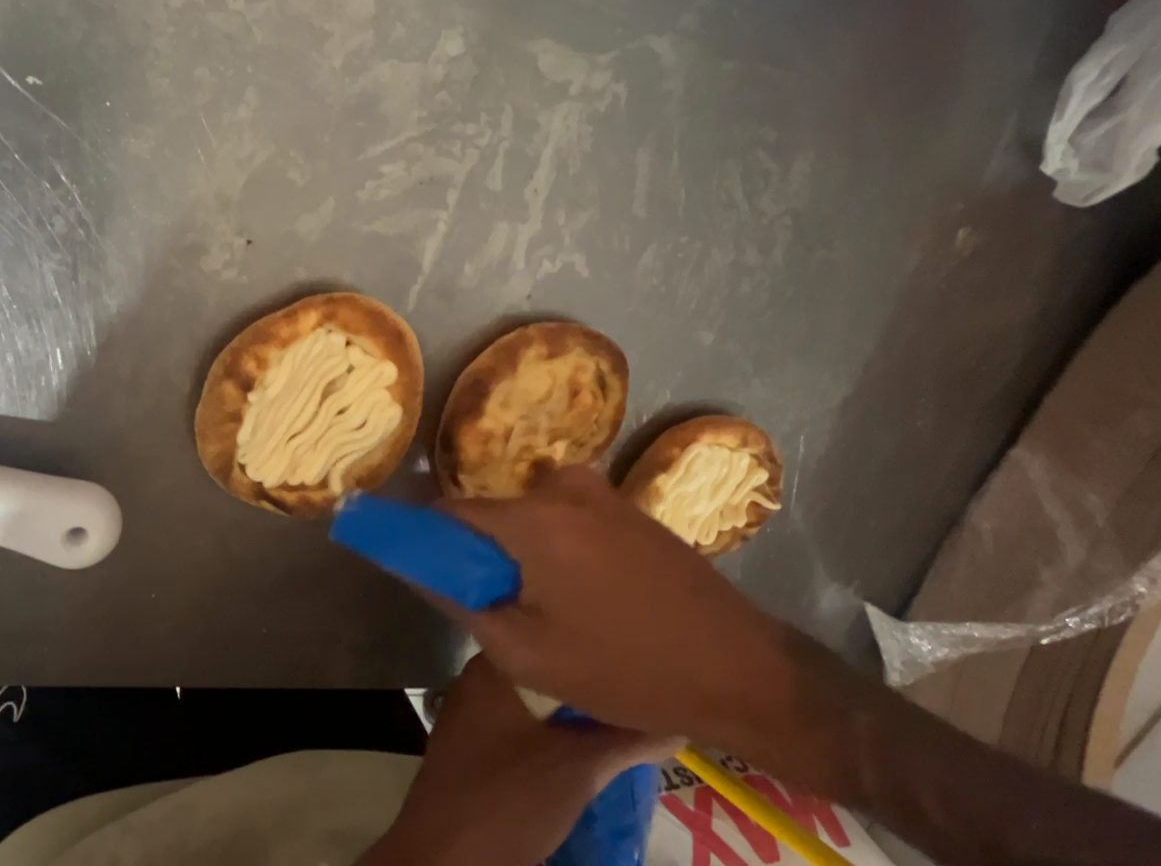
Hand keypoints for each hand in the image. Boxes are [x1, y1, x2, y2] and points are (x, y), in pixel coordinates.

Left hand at [363, 655, 674, 865]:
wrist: (447, 854)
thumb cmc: (509, 797)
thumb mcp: (579, 768)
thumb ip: (627, 738)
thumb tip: (679, 718)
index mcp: (494, 666)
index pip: (550, 634)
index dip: (595, 645)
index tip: (639, 653)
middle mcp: (479, 679)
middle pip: (545, 669)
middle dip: (590, 681)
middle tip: (643, 687)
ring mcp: (473, 713)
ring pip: (536, 700)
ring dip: (574, 712)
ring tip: (626, 715)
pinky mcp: (474, 746)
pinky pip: (522, 725)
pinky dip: (554, 732)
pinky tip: (586, 747)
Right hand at [439, 467, 797, 748]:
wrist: (742, 670)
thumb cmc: (625, 668)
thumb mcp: (526, 653)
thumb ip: (461, 604)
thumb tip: (418, 571)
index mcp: (533, 520)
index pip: (452, 511)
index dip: (432, 539)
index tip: (435, 571)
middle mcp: (564, 490)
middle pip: (494, 508)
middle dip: (483, 547)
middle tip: (498, 599)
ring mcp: (604, 495)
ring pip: (532, 509)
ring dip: (524, 544)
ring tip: (546, 599)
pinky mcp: (632, 509)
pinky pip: (569, 513)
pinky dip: (559, 540)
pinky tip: (586, 591)